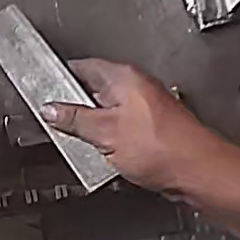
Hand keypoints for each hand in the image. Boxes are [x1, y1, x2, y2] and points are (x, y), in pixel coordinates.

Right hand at [39, 59, 239, 211]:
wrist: (197, 172)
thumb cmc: (163, 148)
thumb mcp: (104, 132)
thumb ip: (73, 119)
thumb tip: (51, 109)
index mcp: (124, 77)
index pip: (81, 67)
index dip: (58, 78)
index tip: (41, 89)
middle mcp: (135, 87)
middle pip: (90, 90)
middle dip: (72, 107)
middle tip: (58, 123)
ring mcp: (143, 108)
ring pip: (103, 112)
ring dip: (90, 127)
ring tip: (84, 142)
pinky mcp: (148, 128)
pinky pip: (116, 128)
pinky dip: (105, 139)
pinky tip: (104, 153)